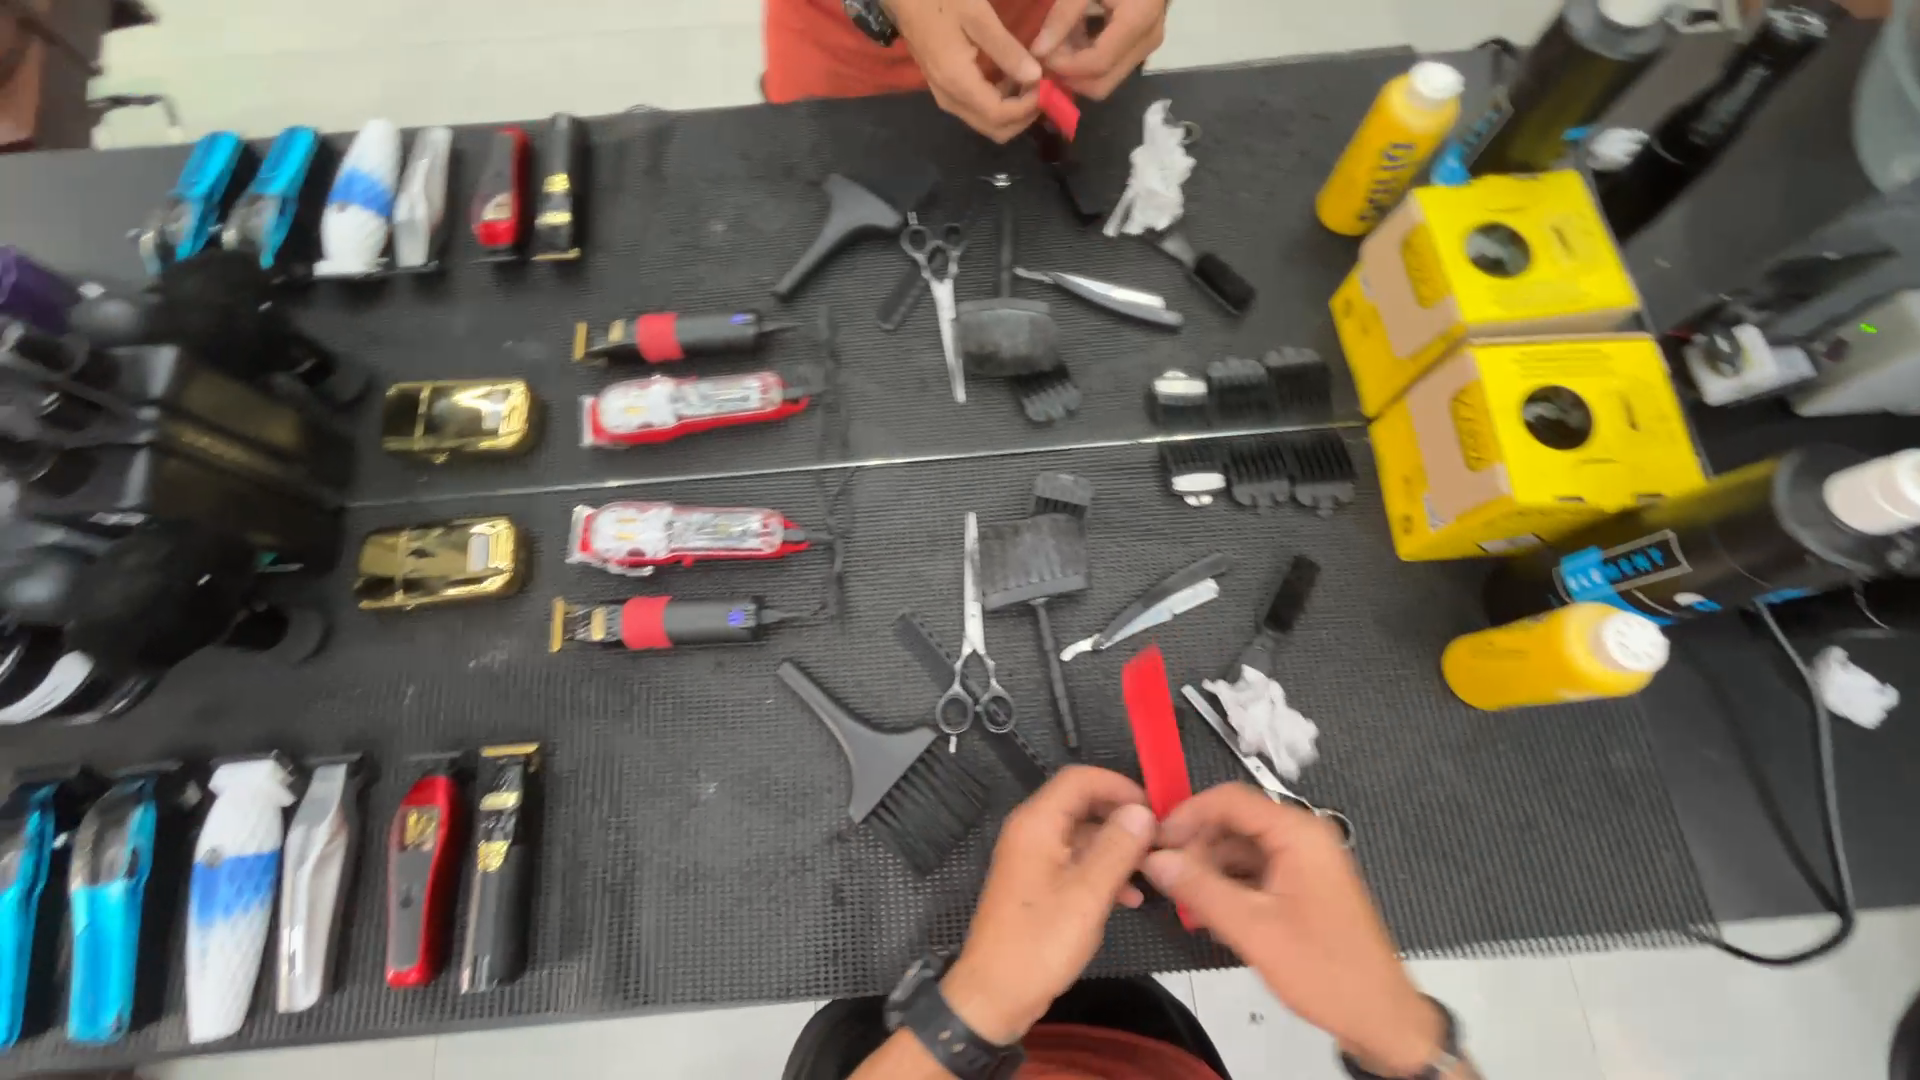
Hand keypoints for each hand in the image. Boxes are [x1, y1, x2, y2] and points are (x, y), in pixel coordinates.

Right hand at [887, 0, 1042, 141]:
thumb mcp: (977, 16)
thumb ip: (1007, 50)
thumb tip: (1035, 77)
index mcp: (958, 84)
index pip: (999, 116)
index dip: (1027, 108)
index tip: (1048, 88)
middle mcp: (951, 101)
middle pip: (994, 129)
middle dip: (1023, 117)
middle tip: (1044, 91)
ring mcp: (946, 97)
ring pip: (987, 123)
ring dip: (1013, 112)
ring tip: (1033, 84)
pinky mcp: (946, 90)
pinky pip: (977, 110)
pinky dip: (1000, 103)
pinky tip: (1012, 80)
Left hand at [943, 766, 1155, 1042]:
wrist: (995, 994)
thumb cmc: (1040, 942)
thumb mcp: (1087, 895)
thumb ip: (1116, 848)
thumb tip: (1141, 811)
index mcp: (1037, 822)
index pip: (1079, 778)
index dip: (1118, 785)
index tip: (1154, 807)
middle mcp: (1031, 830)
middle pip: (1081, 803)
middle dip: (1120, 815)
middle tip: (1159, 837)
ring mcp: (1033, 857)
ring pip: (1081, 833)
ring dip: (1116, 845)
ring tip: (1151, 867)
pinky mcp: (1037, 882)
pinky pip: (1074, 860)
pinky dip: (1102, 870)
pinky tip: (1130, 896)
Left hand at [1032, 0, 1168, 99]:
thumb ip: (1063, 15)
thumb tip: (1038, 52)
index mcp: (1138, 20)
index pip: (1098, 64)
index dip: (1066, 67)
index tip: (1041, 55)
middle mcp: (1147, 41)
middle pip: (1101, 84)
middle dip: (1070, 77)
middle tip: (1048, 54)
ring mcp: (1145, 47)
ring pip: (1104, 82)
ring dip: (1076, 71)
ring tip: (1060, 43)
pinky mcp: (1140, 48)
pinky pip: (1108, 70)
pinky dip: (1086, 62)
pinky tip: (1075, 38)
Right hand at [1143, 784, 1445, 1076]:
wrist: (1384, 1022)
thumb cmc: (1326, 971)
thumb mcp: (1254, 930)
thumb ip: (1200, 889)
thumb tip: (1154, 860)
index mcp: (1296, 833)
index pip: (1228, 799)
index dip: (1186, 814)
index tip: (1155, 840)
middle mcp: (1302, 836)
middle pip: (1233, 821)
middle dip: (1196, 844)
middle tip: (1165, 874)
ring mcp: (1304, 860)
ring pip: (1240, 846)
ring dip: (1209, 867)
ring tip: (1185, 898)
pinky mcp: (1302, 883)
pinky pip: (1254, 868)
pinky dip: (1228, 883)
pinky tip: (1210, 911)